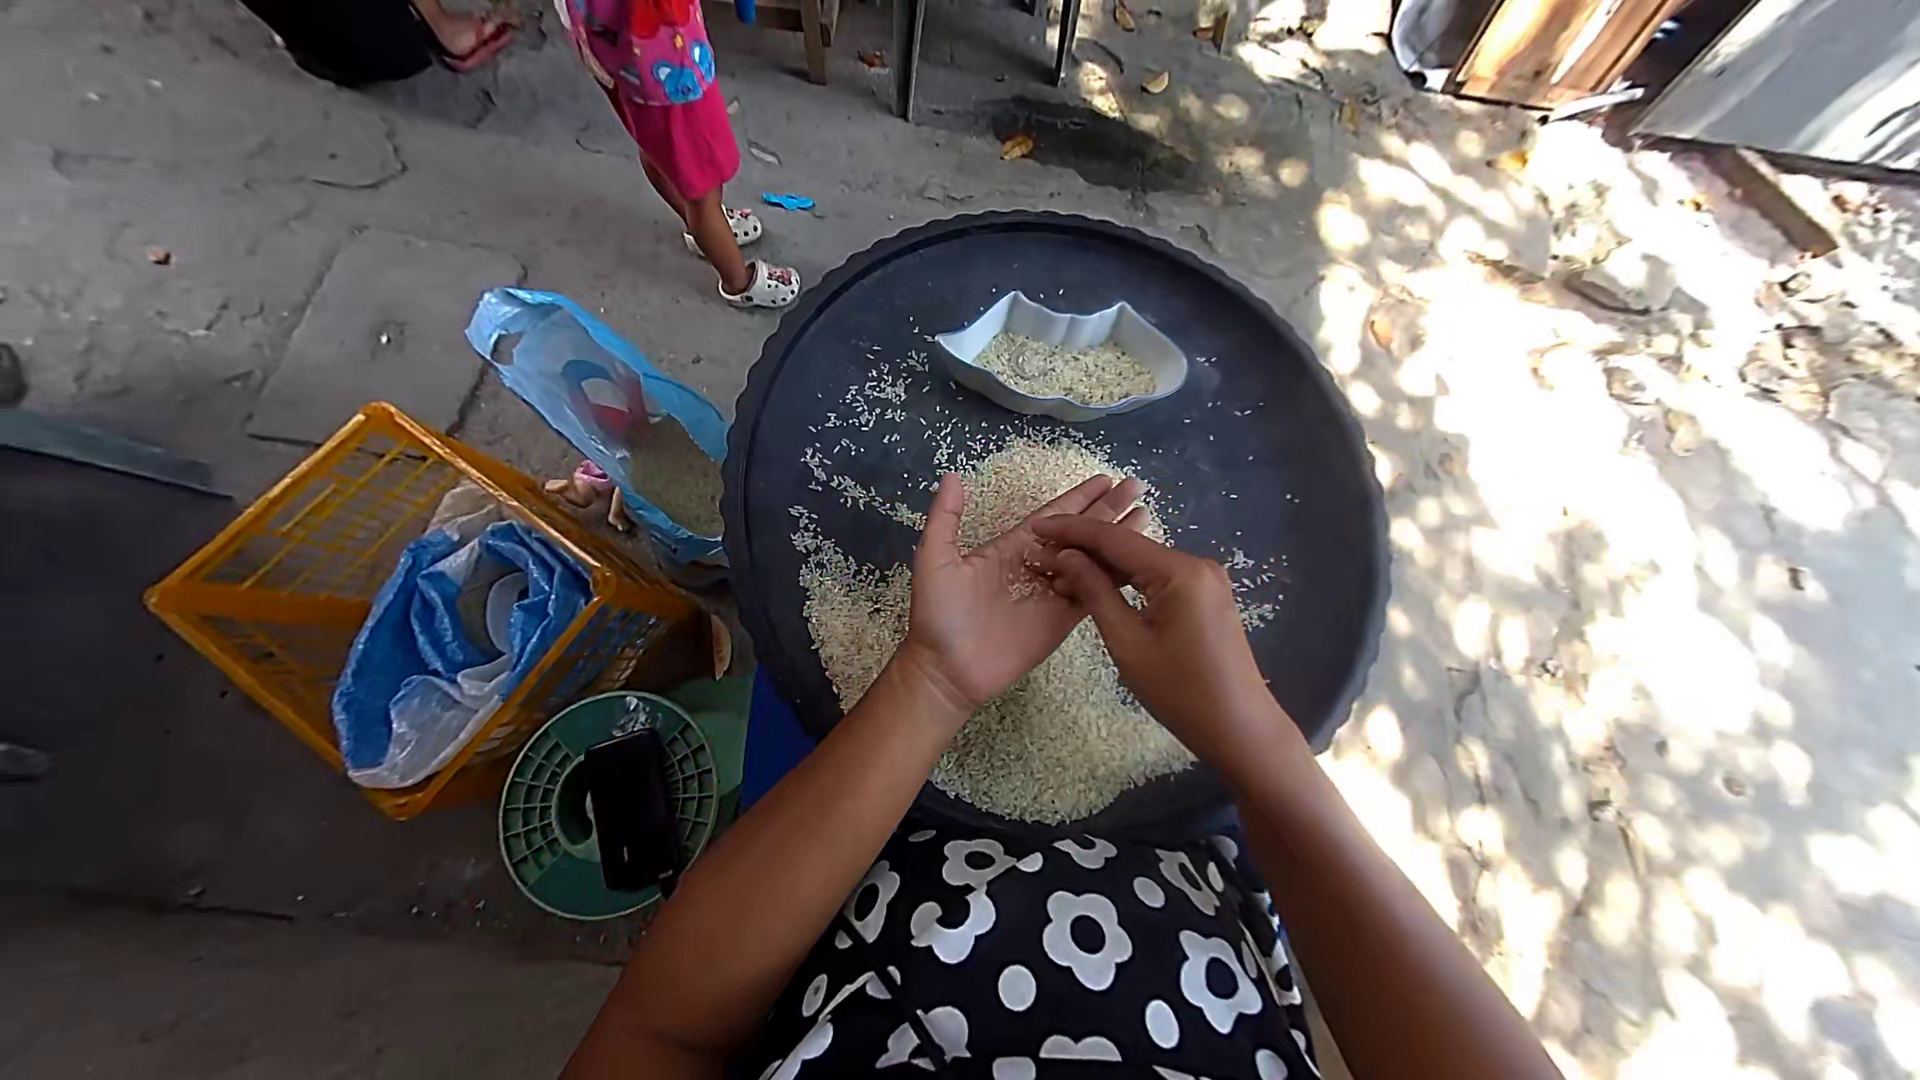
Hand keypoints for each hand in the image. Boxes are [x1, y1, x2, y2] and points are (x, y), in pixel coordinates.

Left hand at [899, 472, 1147, 718]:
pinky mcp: (1062, 620)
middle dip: (1108, 509)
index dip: (1080, 496)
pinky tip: (1136, 560)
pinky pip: (1092, 593)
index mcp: (1012, 547)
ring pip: (1092, 559)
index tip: (1106, 479)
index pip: (1054, 515)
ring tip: (1146, 517)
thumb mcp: (935, 558)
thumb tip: (952, 476)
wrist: (947, 668)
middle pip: (1081, 531)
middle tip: (1137, 486)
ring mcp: (1052, 593)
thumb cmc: (939, 613)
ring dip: (1118, 539)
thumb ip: (946, 517)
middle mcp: (1038, 565)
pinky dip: (1114, 576)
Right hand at [1028, 515, 1305, 767]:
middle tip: (1042, 553)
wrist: (1240, 728)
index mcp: (1179, 570)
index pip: (1114, 538)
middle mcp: (1195, 563)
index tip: (1036, 527)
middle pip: (1129, 546)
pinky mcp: (1204, 595)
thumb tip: (1066, 556)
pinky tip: (1098, 585)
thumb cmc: (1180, 691)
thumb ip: (1095, 592)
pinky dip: (1126, 581)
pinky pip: (1156, 578)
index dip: (1072, 530)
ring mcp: (1204, 579)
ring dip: (1102, 566)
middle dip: (1084, 548)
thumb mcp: (1127, 642)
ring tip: (1061, 571)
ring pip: (1141, 562)